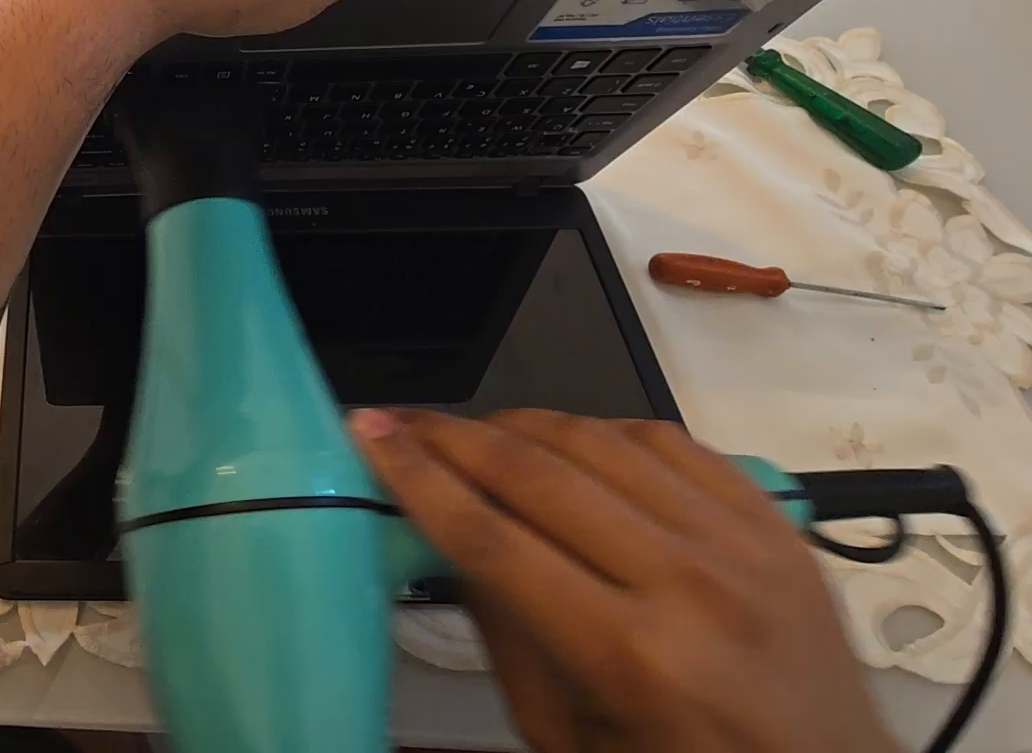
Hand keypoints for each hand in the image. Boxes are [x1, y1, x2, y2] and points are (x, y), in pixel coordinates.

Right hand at [349, 409, 901, 752]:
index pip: (490, 534)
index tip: (367, 431)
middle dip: (447, 434)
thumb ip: (497, 621)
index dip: (415, 475)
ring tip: (468, 433)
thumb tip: (444, 526)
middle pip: (534, 473)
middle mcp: (693, 586)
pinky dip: (591, 427)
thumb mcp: (557, 730)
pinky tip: (558, 442)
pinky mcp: (772, 520)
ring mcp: (742, 543)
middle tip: (397, 418)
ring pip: (591, 437)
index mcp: (634, 656)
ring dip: (510, 423)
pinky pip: (660, 437)